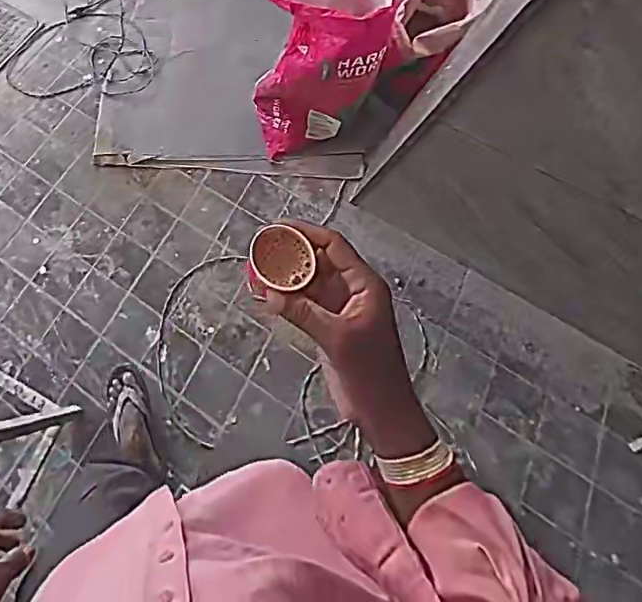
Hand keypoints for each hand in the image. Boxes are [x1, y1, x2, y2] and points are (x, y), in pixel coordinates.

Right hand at [260, 223, 435, 458]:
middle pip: (318, 261)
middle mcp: (352, 290)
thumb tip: (269, 294)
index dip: (307, 233)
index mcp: (364, 284)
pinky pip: (304, 302)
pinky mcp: (328, 324)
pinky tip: (266, 294)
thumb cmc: (372, 374)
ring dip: (285, 277)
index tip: (280, 228)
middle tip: (262, 249)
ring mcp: (339, 307)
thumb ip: (303, 313)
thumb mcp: (337, 338)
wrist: (383, 413)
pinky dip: (286, 297)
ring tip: (258, 270)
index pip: (334, 246)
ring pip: (308, 281)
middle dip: (291, 255)